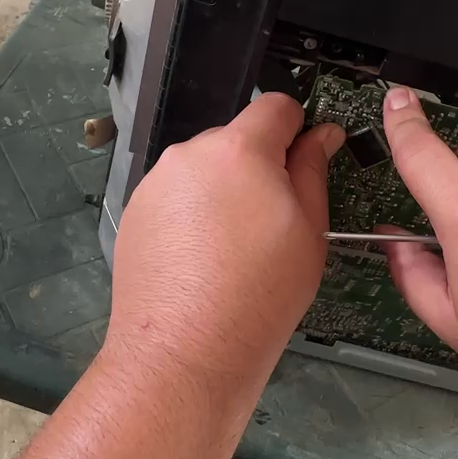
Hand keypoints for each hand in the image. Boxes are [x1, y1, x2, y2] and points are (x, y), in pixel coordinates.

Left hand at [106, 94, 343, 392]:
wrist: (183, 353)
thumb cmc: (259, 295)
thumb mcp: (308, 232)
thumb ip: (313, 171)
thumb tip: (322, 135)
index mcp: (239, 150)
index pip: (276, 105)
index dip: (298, 127)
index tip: (304, 160)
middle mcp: (190, 154)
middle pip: (236, 138)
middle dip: (258, 165)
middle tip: (271, 221)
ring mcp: (156, 182)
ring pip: (205, 168)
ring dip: (223, 188)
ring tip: (232, 247)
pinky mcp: (135, 211)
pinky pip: (176, 195)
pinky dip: (192, 212)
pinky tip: (200, 258)